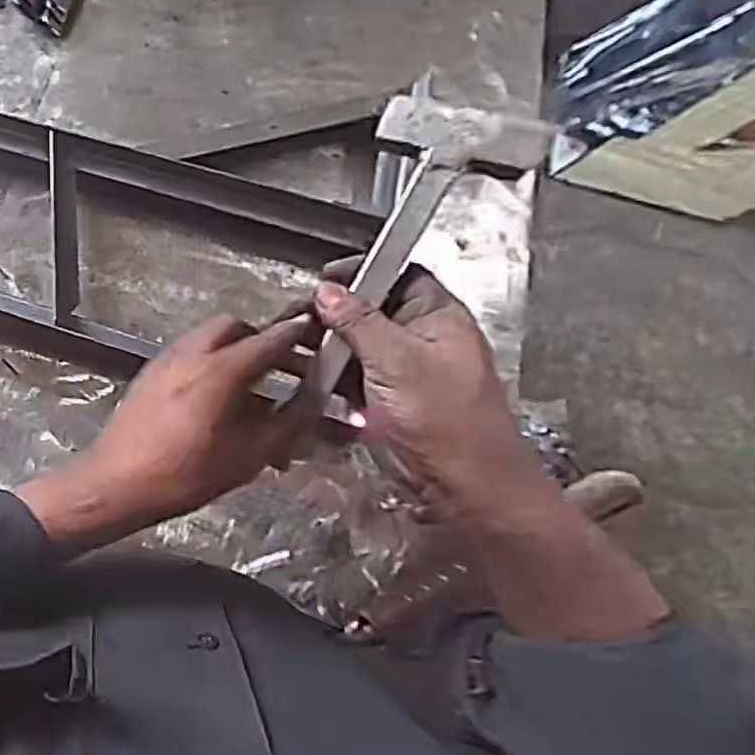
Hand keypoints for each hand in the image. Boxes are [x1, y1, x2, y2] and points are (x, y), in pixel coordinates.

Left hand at [14, 313, 308, 550]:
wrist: (116, 483)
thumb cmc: (182, 474)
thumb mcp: (247, 455)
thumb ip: (286, 424)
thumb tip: (310, 404)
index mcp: (217, 369)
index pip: (270, 340)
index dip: (299, 337)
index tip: (319, 339)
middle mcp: (189, 355)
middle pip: (235, 328)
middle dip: (263, 342)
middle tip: (285, 368)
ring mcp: (164, 362)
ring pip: (208, 341)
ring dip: (236, 355)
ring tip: (256, 393)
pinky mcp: (148, 376)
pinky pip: (188, 357)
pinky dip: (211, 366)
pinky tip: (220, 403)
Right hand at [304, 262, 557, 529]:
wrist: (463, 484)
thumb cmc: (443, 418)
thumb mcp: (398, 361)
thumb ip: (359, 323)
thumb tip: (326, 291)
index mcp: (438, 317)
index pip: (399, 274)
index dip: (362, 270)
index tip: (322, 278)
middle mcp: (419, 337)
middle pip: (370, 309)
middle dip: (333, 311)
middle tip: (297, 316)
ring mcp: (400, 368)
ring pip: (355, 343)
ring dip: (325, 343)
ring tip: (291, 344)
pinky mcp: (384, 396)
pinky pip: (350, 374)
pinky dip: (327, 372)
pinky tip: (302, 372)